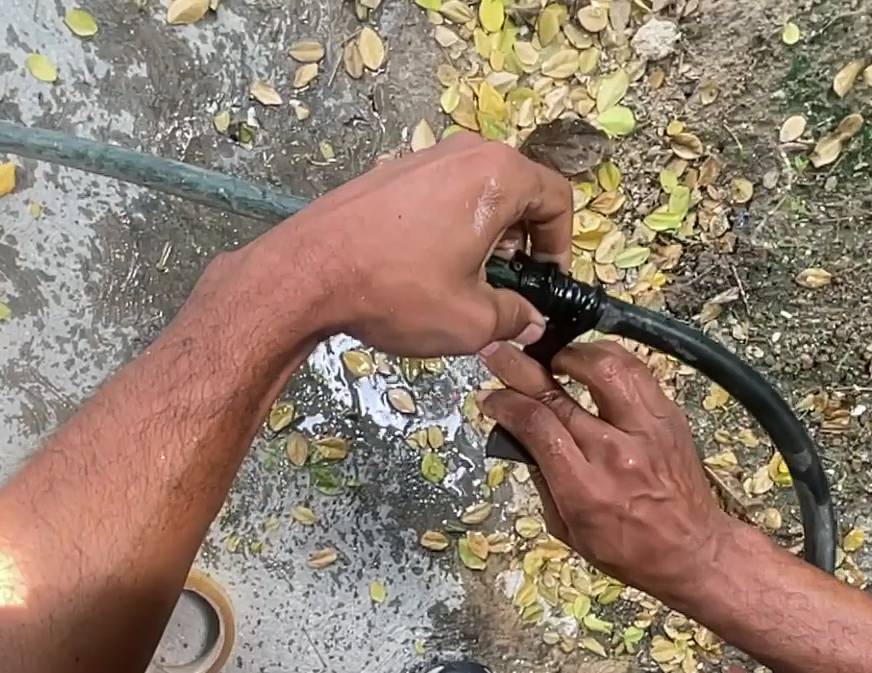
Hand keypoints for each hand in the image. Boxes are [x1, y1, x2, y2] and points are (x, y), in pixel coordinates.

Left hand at [243, 134, 572, 357]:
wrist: (310, 273)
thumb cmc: (397, 291)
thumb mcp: (471, 322)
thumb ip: (514, 318)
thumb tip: (529, 321)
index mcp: (499, 176)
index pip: (558, 200)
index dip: (561, 246)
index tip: (545, 281)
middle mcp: (467, 153)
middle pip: (519, 194)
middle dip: (522, 245)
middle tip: (506, 289)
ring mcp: (426, 157)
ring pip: (480, 196)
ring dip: (486, 239)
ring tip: (465, 285)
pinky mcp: (395, 173)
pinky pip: (444, 196)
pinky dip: (453, 229)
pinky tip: (428, 269)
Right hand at [479, 340, 755, 608]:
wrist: (691, 550)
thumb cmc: (624, 548)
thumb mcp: (565, 527)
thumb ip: (542, 478)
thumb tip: (519, 435)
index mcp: (584, 488)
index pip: (537, 425)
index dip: (506, 403)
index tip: (490, 397)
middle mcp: (615, 452)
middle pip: (560, 394)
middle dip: (521, 369)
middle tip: (501, 355)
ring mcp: (647, 429)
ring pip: (604, 367)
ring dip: (569, 354)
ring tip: (553, 356)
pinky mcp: (668, 416)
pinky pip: (636, 370)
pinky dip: (606, 359)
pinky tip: (590, 361)